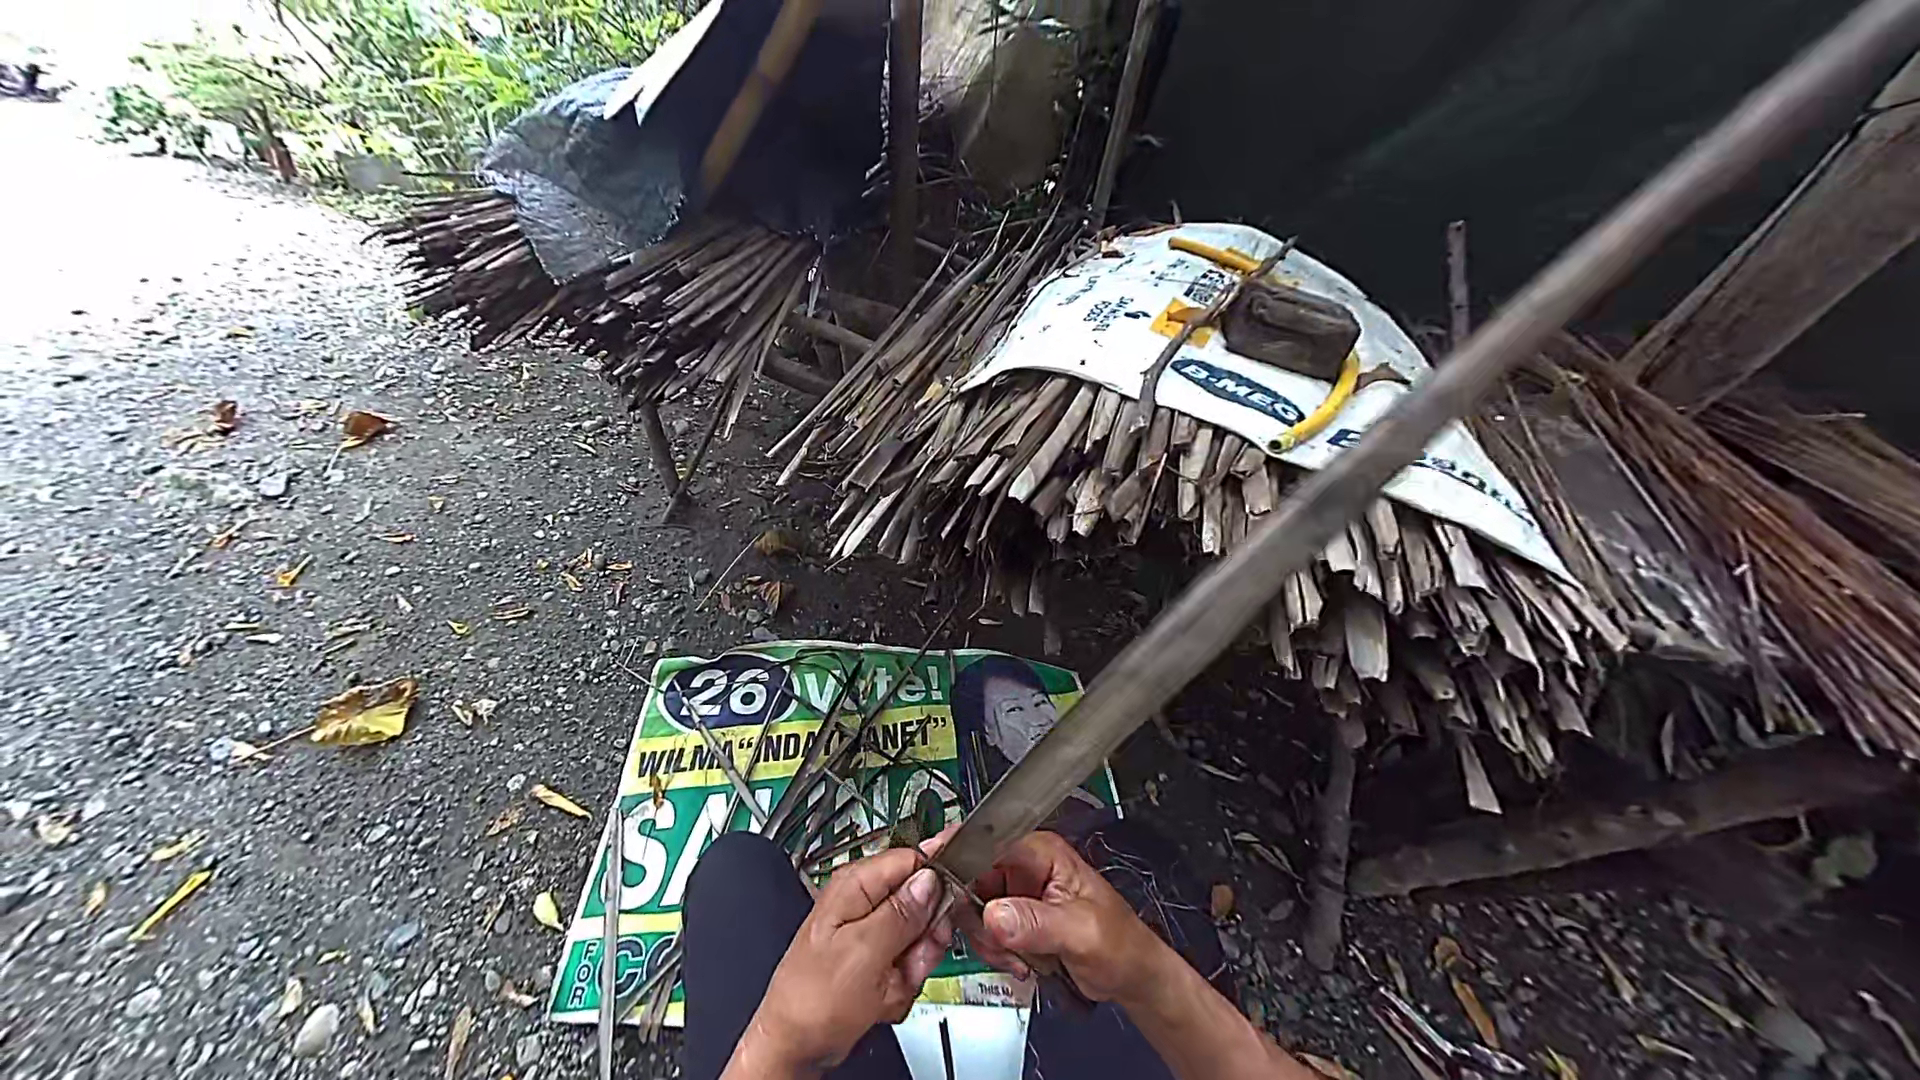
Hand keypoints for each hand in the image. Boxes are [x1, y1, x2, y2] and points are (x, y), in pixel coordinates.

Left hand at [728, 829, 956, 1076]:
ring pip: (918, 938)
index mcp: (857, 884)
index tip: (943, 912)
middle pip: (921, 903)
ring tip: (886, 986)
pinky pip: (907, 963)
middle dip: (921, 939)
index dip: (934, 884)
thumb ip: (902, 912)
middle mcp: (864, 900)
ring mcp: (870, 930)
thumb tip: (930, 879)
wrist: (793, 1048)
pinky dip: (899, 985)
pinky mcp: (875, 956)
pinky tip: (879, 998)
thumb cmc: (812, 999)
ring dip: (910, 968)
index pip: (913, 860)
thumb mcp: (865, 952)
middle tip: (906, 962)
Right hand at [970, 830, 1171, 1005]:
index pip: (987, 843)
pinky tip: (1019, 959)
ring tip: (1019, 956)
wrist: (1131, 974)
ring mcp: (1019, 888)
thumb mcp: (1082, 932)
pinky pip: (984, 926)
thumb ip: (1037, 922)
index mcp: (1042, 850)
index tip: (945, 885)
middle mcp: (1026, 863)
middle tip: (1000, 944)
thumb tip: (995, 915)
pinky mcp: (1015, 913)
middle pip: (972, 875)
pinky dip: (994, 949)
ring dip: (989, 939)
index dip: (961, 860)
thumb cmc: (1122, 943)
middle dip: (978, 917)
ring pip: (973, 904)